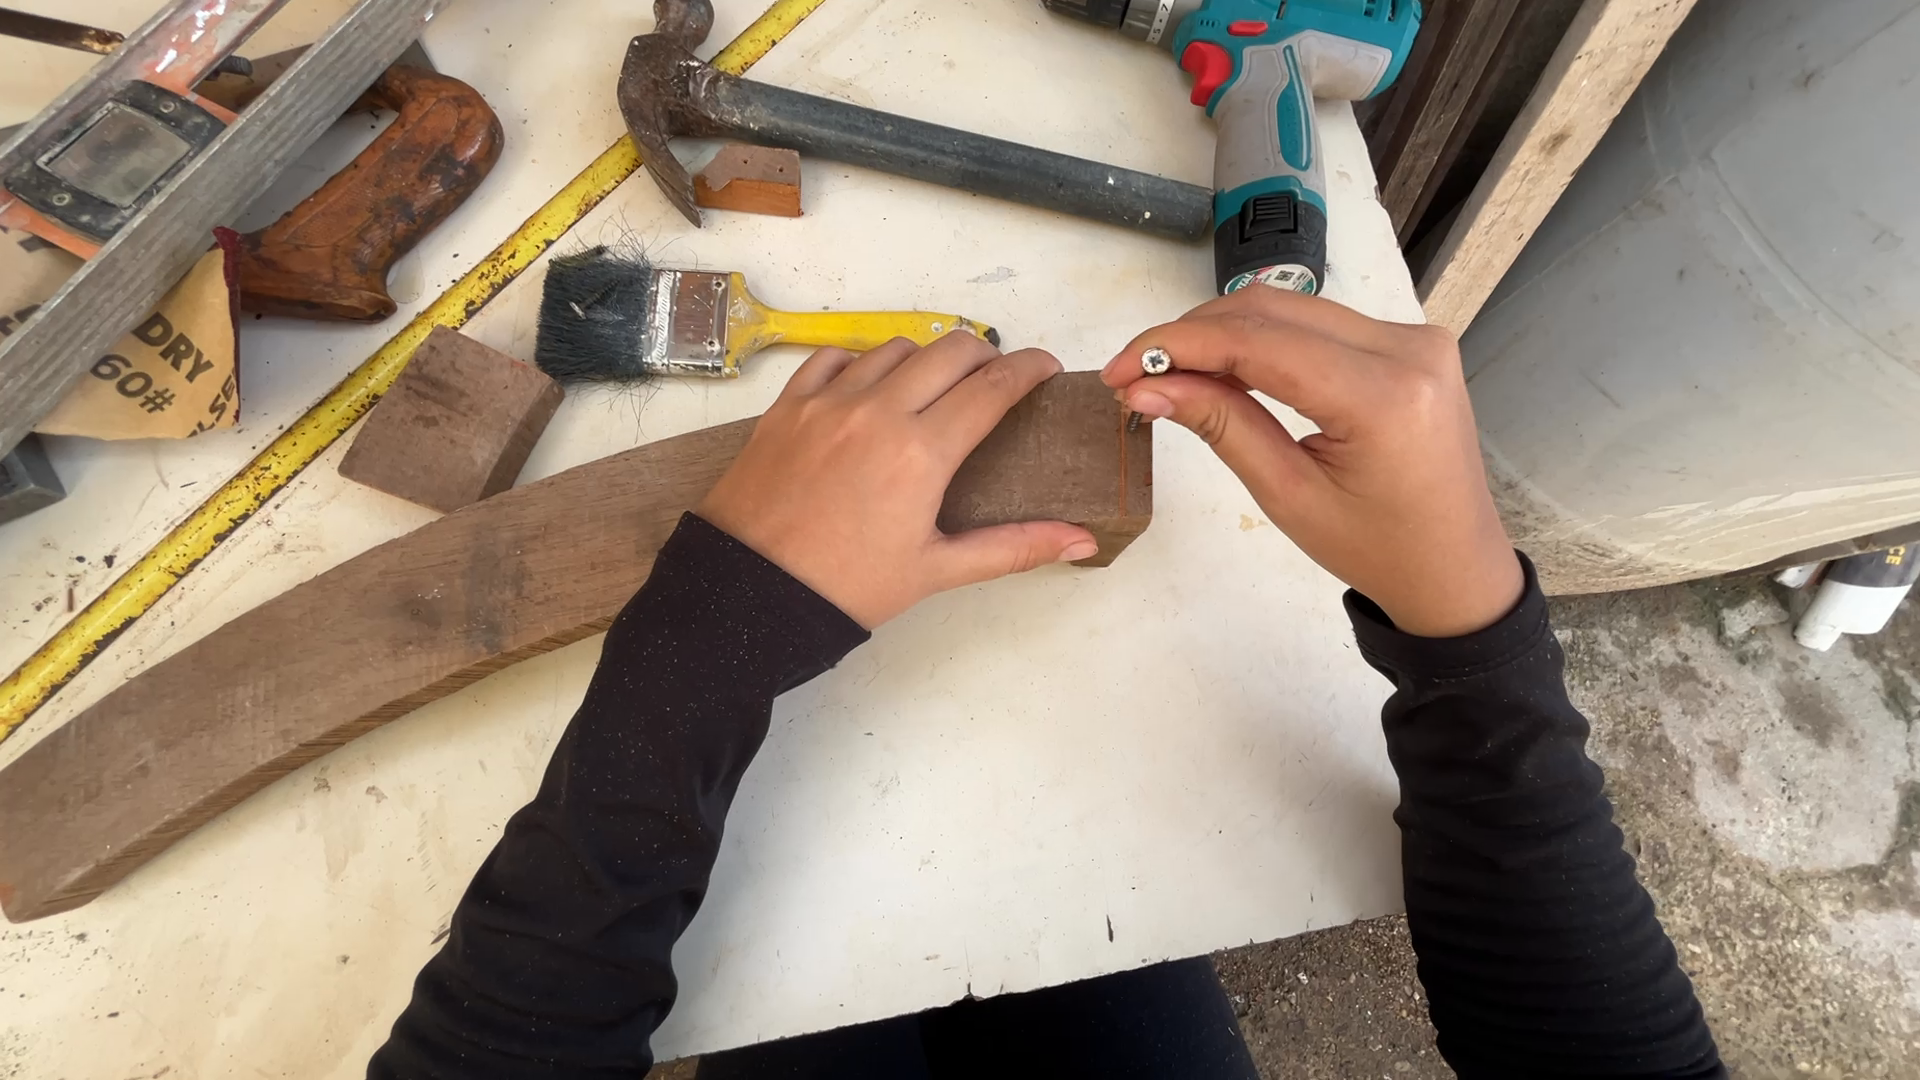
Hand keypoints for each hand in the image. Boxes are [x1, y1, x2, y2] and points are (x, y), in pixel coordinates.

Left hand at [699, 334, 1099, 628]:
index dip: (1030, 369)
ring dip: (927, 357)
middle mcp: (879, 410)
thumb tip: (1081, 542)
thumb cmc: (848, 588)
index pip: (994, 388)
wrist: (747, 594)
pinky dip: (863, 361)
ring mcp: (828, 401)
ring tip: (934, 386)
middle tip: (996, 381)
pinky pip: (834, 357)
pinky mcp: (788, 404)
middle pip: (952, 350)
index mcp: (922, 451)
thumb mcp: (936, 570)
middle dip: (987, 356)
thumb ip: (1014, 547)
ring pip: (895, 347)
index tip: (1046, 368)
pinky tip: (869, 387)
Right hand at [1103, 289, 1521, 638]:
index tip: (1118, 370)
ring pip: (1289, 309)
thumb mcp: (1285, 495)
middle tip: (1133, 373)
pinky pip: (1314, 324)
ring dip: (1218, 332)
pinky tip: (1219, 367)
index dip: (1176, 346)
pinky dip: (1257, 340)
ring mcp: (1412, 337)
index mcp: (1382, 395)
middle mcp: (1406, 346)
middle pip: (1270, 309)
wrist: (1454, 568)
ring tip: (1166, 372)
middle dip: (1189, 334)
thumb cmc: (1370, 548)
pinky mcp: (1405, 343)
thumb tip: (1146, 388)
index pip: (1256, 342)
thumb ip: (1220, 425)